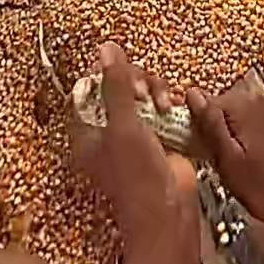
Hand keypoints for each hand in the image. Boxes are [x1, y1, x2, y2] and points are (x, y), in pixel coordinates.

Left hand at [74, 43, 201, 263]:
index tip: (122, 71)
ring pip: (143, 92)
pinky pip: (160, 105)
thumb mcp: (123, 126)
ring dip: (155, 90)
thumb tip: (106, 47)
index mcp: (89, 130)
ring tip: (163, 104)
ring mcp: (136, 131)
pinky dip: (168, 101)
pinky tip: (174, 105)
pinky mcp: (159, 135)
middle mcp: (110, 128)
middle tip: (145, 92)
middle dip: (136, 81)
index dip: (106, 74)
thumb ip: (116, 85)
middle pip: (120, 84)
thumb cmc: (137, 176)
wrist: (170, 216)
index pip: (92, 87)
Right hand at [186, 70, 263, 232]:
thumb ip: (209, 124)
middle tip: (214, 160)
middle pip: (216, 107)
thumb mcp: (229, 160)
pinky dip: (240, 137)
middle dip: (210, 129)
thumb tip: (191, 94)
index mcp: (239, 104)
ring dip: (225, 134)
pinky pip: (245, 122)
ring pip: (230, 116)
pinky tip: (246, 160)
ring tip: (231, 163)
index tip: (194, 147)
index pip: (200, 101)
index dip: (192, 124)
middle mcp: (253, 98)